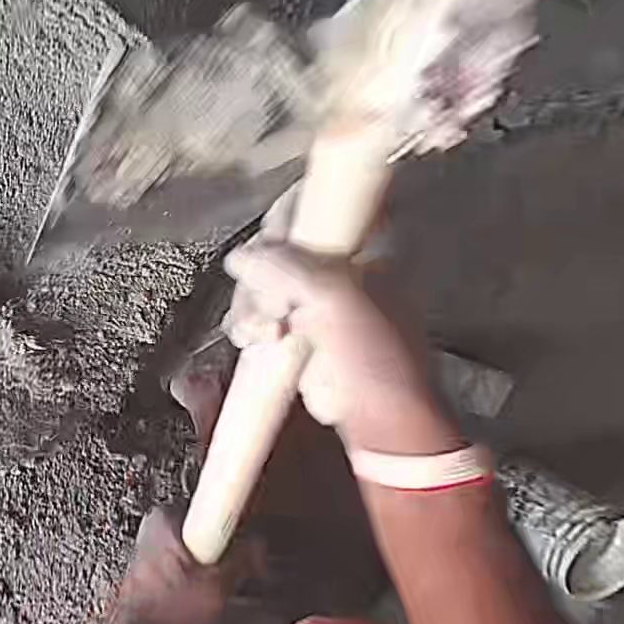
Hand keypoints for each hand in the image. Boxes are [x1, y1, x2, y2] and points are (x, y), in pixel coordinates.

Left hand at [112, 506, 240, 623]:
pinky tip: (194, 601)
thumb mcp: (218, 584)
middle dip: (221, 556)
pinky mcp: (152, 564)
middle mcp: (155, 523)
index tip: (244, 551)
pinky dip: (195, 580)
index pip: (215, 509)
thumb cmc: (164, 612)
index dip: (235, 535)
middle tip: (222, 580)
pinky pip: (186, 564)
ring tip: (205, 595)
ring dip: (209, 571)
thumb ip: (244, 559)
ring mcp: (151, 544)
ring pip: (197, 550)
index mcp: (167, 514)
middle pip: (208, 531)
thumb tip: (259, 544)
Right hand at [222, 240, 461, 455]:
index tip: (269, 247)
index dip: (286, 219)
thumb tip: (243, 258)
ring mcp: (315, 292)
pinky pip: (257, 305)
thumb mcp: (335, 303)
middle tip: (269, 307)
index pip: (317, 201)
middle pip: (277, 242)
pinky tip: (255, 338)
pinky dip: (248, 320)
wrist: (380, 422)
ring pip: (261, 276)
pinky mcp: (296, 320)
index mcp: (368, 240)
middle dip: (261, 277)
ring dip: (251, 305)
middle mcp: (339, 260)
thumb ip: (287, 269)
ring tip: (263, 334)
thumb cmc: (379, 361)